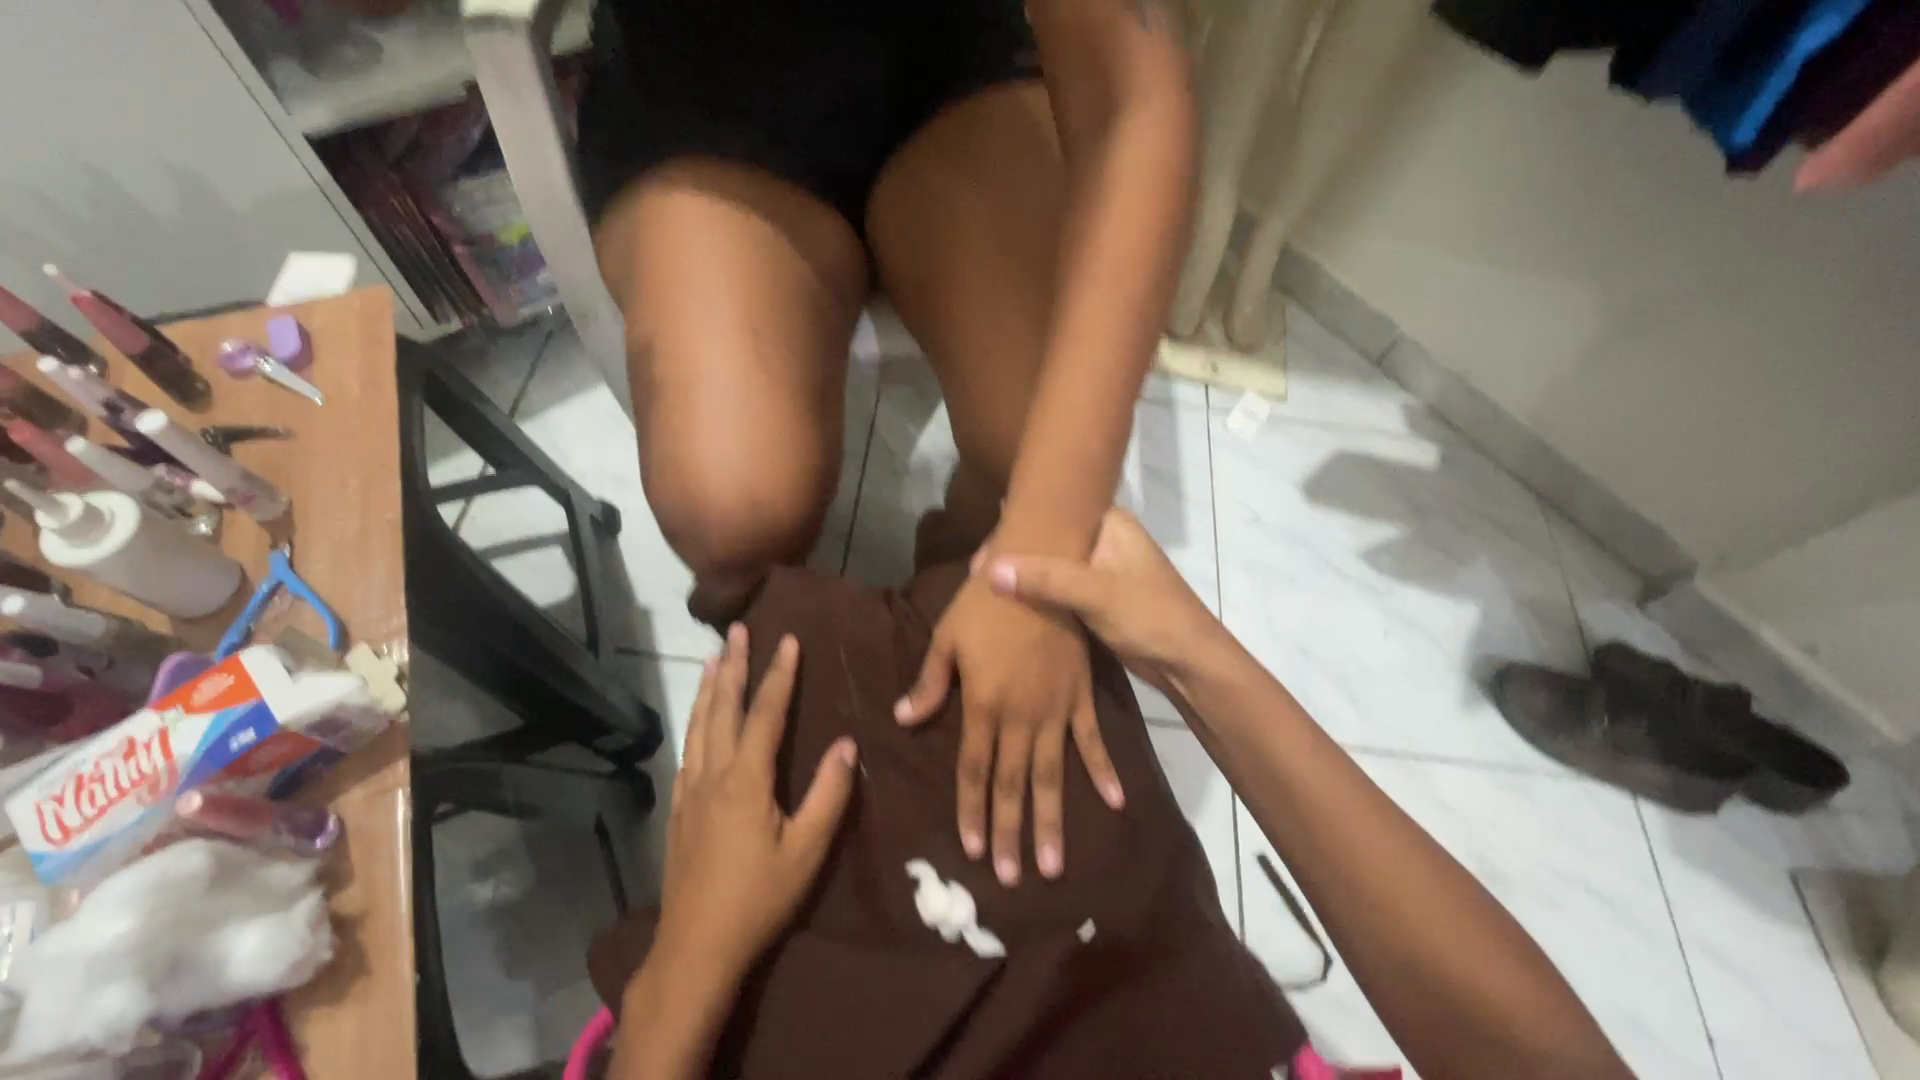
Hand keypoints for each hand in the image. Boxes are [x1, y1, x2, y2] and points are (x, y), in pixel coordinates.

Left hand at [655, 625, 858, 982]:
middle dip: (732, 666)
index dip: (778, 675)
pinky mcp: (678, 811)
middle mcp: (712, 775)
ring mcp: (689, 792)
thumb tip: (845, 744)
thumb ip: (829, 795)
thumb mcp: (808, 851)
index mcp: (745, 780)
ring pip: (698, 726)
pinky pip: (687, 751)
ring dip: (707, 689)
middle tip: (737, 630)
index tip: (788, 639)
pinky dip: (694, 724)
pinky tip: (697, 725)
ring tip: (712, 659)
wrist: (696, 947)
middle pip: (722, 709)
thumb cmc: (759, 898)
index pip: (765, 714)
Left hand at [894, 574, 1123, 886]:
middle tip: (1015, 878)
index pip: (974, 770)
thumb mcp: (946, 637)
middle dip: (1011, 832)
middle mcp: (1020, 717)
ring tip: (1054, 864)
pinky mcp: (1081, 695)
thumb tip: (904, 719)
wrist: (1039, 567)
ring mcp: (1055, 709)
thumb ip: (930, 683)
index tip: (973, 852)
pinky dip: (1103, 771)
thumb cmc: (985, 601)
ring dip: (1052, 820)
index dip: (972, 812)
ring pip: (1052, 775)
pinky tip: (1114, 803)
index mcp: (983, 706)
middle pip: (1013, 784)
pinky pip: (1092, 740)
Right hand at [982, 508, 1228, 693]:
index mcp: (1110, 523)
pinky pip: (1059, 590)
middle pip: (1050, 541)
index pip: (1054, 514)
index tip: (982, 554)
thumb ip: (1045, 578)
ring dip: (1025, 580)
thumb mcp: (1096, 594)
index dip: (1017, 530)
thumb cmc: (1150, 617)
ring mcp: (1102, 570)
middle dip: (1016, 557)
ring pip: (1052, 568)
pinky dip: (1039, 598)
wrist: (1189, 664)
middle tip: (977, 578)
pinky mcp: (1099, 598)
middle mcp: (1105, 539)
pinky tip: (1011, 610)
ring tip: (984, 594)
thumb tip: (990, 569)